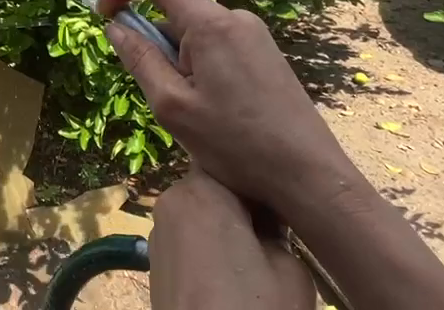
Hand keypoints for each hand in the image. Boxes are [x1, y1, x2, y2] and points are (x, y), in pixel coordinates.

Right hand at [97, 0, 358, 218]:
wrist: (312, 178)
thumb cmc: (237, 144)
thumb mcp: (172, 106)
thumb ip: (139, 59)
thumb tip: (116, 27)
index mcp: (208, 23)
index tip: (104, 15)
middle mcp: (234, 17)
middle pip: (173, 8)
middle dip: (153, 40)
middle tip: (159, 92)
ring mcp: (255, 34)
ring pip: (194, 30)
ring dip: (177, 58)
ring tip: (192, 110)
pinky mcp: (266, 53)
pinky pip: (216, 44)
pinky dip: (199, 65)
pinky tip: (215, 109)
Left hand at [148, 169, 316, 309]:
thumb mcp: (289, 269)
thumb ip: (277, 230)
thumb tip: (267, 217)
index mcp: (200, 190)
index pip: (228, 162)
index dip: (257, 178)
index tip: (282, 197)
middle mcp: (170, 200)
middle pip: (213, 188)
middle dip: (241, 206)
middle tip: (275, 234)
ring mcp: (157, 231)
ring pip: (200, 214)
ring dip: (225, 228)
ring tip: (256, 263)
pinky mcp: (155, 262)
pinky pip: (187, 240)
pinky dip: (208, 250)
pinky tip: (232, 279)